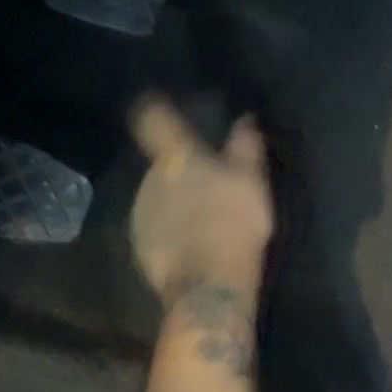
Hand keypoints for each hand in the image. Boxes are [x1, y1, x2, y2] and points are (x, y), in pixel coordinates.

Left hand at [128, 94, 273, 304]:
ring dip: (176, 203)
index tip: (162, 108)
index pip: (154, 119)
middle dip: (180, 172)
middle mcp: (149, 178)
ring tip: (204, 221)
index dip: (156, 110)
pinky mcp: (139, 244)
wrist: (209, 283)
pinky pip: (157, 229)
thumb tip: (244, 118)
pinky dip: (172, 232)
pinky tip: (193, 246)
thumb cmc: (234, 222)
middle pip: (161, 164)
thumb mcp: (252, 181)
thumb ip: (245, 147)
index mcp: (176, 157)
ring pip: (158, 197)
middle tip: (209, 186)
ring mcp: (140, 213)